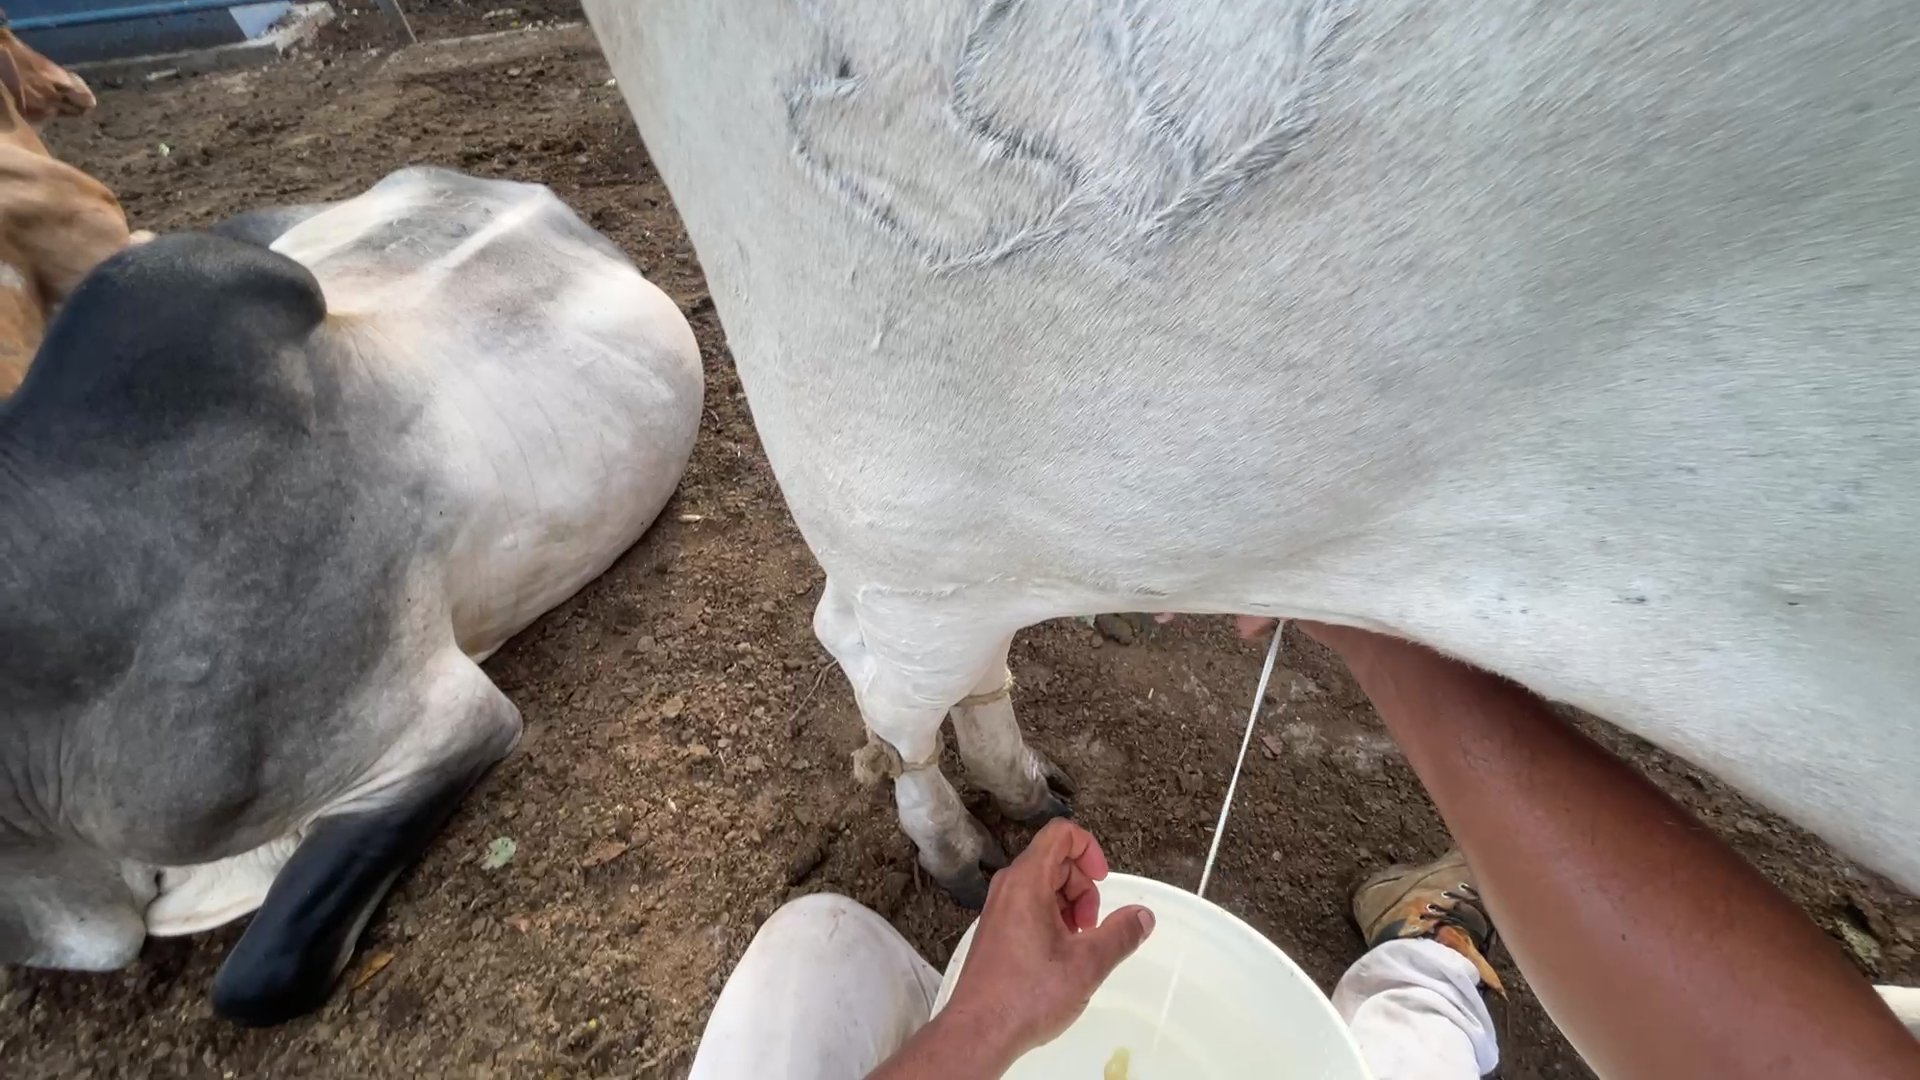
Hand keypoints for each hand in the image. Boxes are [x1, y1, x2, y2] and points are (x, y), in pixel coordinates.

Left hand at [941, 820, 1155, 1063]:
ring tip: (1077, 945)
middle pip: (1055, 860)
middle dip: (1082, 887)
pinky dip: (1051, 917)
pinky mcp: (997, 925)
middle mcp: (1009, 884)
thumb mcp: (1086, 964)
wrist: (978, 1031)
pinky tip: (1058, 954)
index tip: (1103, 881)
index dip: (1089, 848)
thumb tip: (1142, 916)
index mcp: (1027, 879)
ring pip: (1044, 883)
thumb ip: (1120, 935)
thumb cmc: (1027, 995)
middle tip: (1090, 927)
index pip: (1060, 833)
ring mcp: (1000, 905)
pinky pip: (1029, 903)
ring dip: (1069, 905)